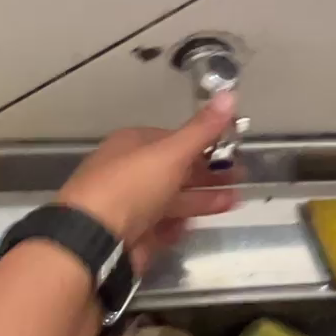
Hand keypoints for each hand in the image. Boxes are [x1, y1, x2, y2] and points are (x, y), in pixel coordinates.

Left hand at [55, 92, 240, 273]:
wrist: (94, 241)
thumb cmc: (131, 187)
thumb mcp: (171, 153)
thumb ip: (202, 130)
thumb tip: (229, 94)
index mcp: (133, 145)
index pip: (174, 139)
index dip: (204, 141)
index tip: (232, 147)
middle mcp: (130, 173)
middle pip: (176, 170)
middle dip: (209, 173)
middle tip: (241, 176)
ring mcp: (131, 206)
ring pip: (174, 199)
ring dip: (204, 198)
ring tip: (237, 200)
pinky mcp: (135, 235)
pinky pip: (164, 226)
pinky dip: (182, 223)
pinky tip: (200, 223)